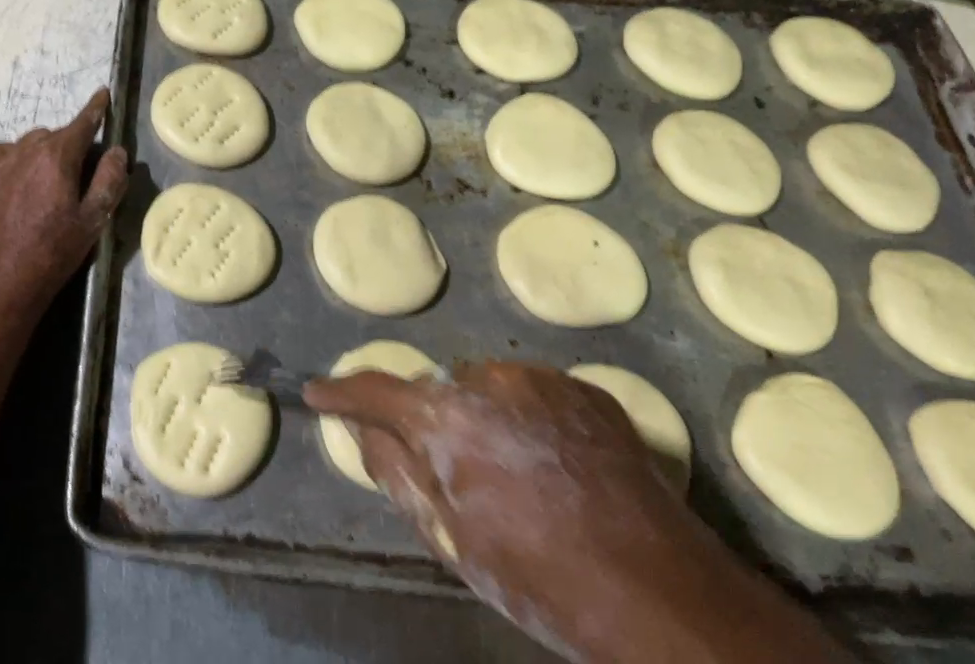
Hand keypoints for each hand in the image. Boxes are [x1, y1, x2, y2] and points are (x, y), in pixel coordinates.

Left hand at [0, 88, 128, 310]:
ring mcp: (3, 161)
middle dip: (73, 146)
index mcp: (57, 156)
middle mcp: (28, 149)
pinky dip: (19, 156)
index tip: (103, 94)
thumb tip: (117, 151)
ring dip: (47, 152)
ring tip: (54, 181)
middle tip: (83, 175)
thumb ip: (109, 179)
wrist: (5, 276)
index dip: (96, 108)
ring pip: (33, 142)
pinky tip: (23, 176)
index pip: (82, 122)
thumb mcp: (94, 218)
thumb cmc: (55, 249)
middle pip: (58, 135)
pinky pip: (6, 152)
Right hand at [305, 363, 726, 653]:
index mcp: (447, 419)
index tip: (316, 393)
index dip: (340, 393)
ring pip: (484, 386)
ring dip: (477, 414)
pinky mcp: (589, 392)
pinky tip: (544, 463)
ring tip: (503, 470)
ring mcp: (545, 382)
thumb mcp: (447, 537)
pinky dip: (521, 416)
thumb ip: (393, 471)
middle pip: (434, 388)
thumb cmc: (535, 574)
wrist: (658, 592)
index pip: (375, 390)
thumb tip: (362, 428)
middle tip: (443, 467)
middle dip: (426, 417)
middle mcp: (491, 381)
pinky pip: (531, 393)